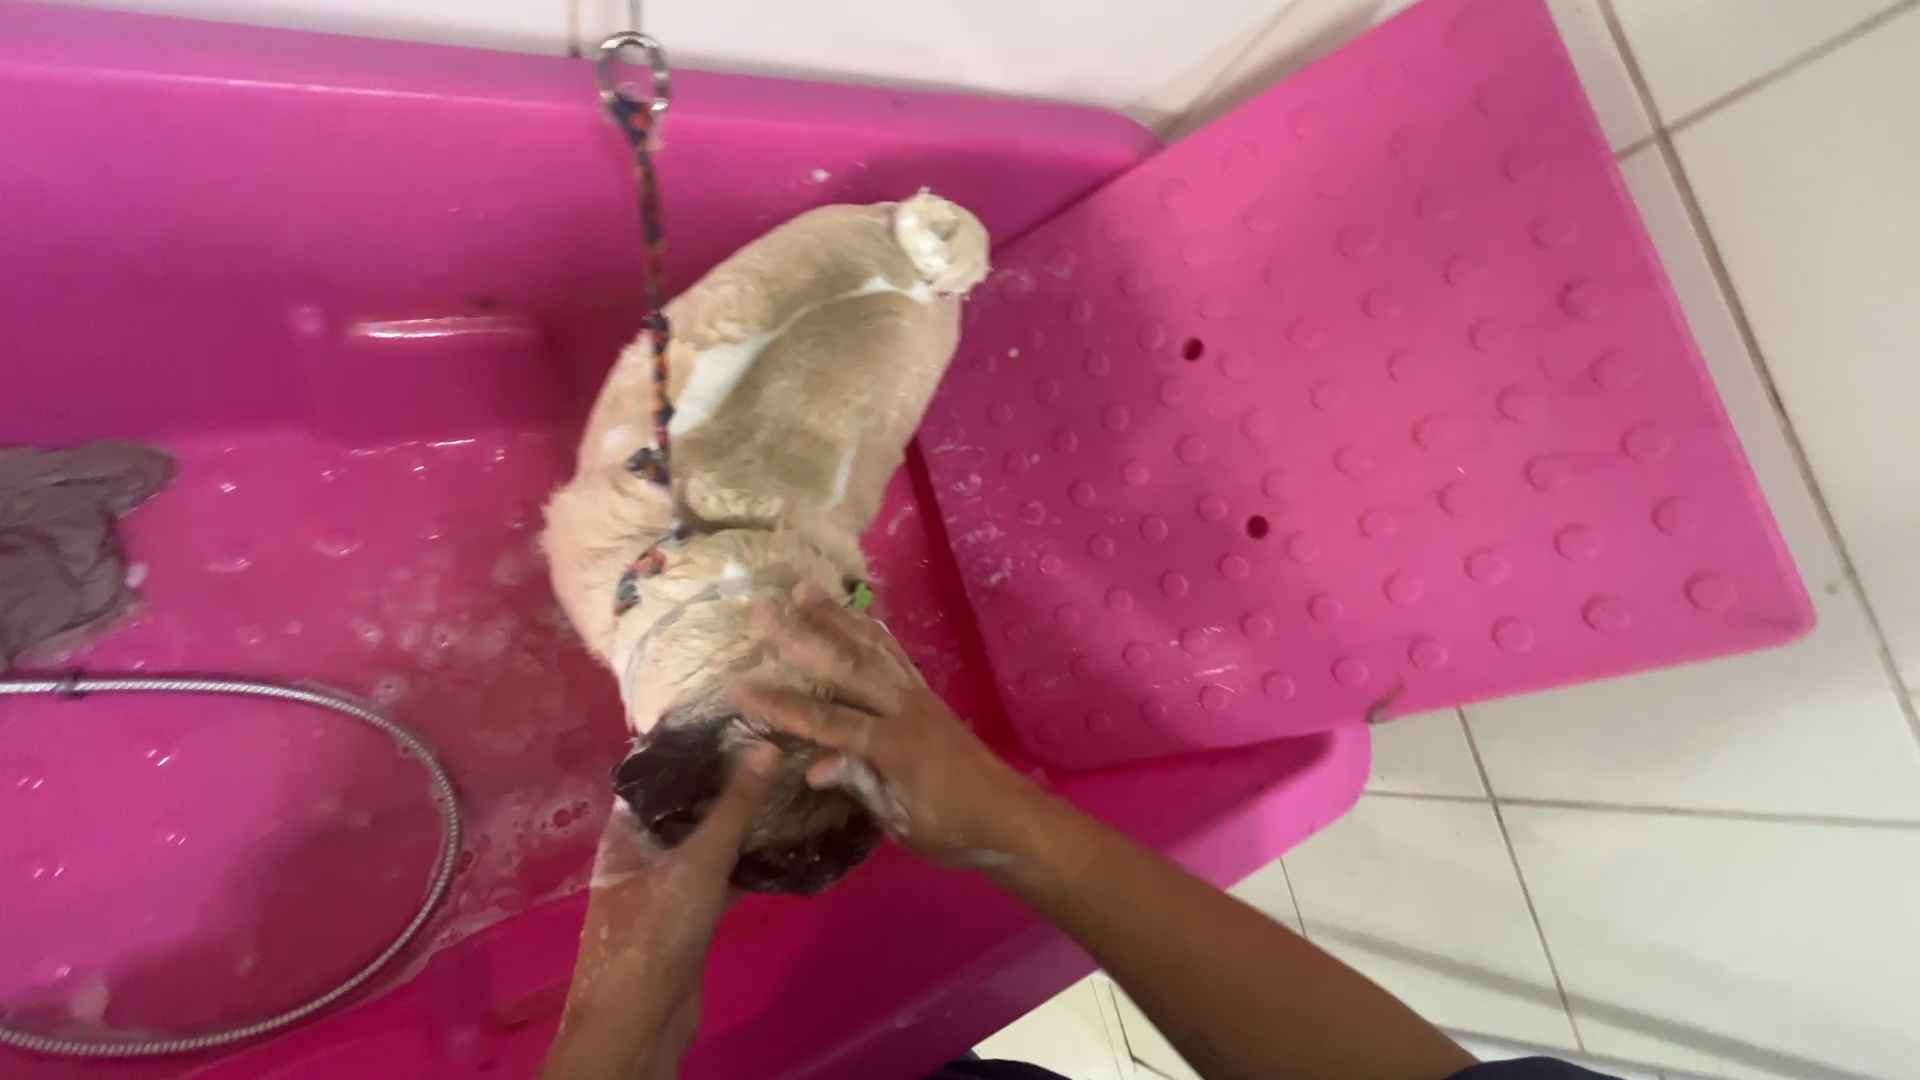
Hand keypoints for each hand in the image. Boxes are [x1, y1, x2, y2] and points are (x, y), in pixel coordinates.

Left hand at [539, 743, 778, 1079]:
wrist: (641, 1024)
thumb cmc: (655, 931)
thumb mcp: (698, 861)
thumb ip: (735, 805)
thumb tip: (768, 745)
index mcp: (628, 829)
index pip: (656, 770)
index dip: (689, 741)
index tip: (732, 712)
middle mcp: (644, 849)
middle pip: (687, 801)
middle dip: (724, 775)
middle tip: (770, 741)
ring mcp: (667, 881)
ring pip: (707, 836)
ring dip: (739, 815)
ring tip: (783, 777)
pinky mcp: (691, 911)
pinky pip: (722, 869)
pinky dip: (748, 854)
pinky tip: (784, 835)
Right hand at [729, 581, 1039, 867]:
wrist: (1006, 815)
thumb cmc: (950, 828)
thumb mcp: (900, 819)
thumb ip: (859, 783)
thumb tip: (810, 765)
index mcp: (895, 745)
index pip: (828, 721)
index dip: (781, 706)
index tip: (738, 687)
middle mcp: (904, 708)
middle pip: (847, 666)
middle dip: (803, 637)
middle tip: (765, 609)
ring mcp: (917, 693)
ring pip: (872, 647)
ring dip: (837, 617)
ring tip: (805, 589)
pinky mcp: (925, 690)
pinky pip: (894, 651)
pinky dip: (871, 628)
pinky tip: (854, 612)